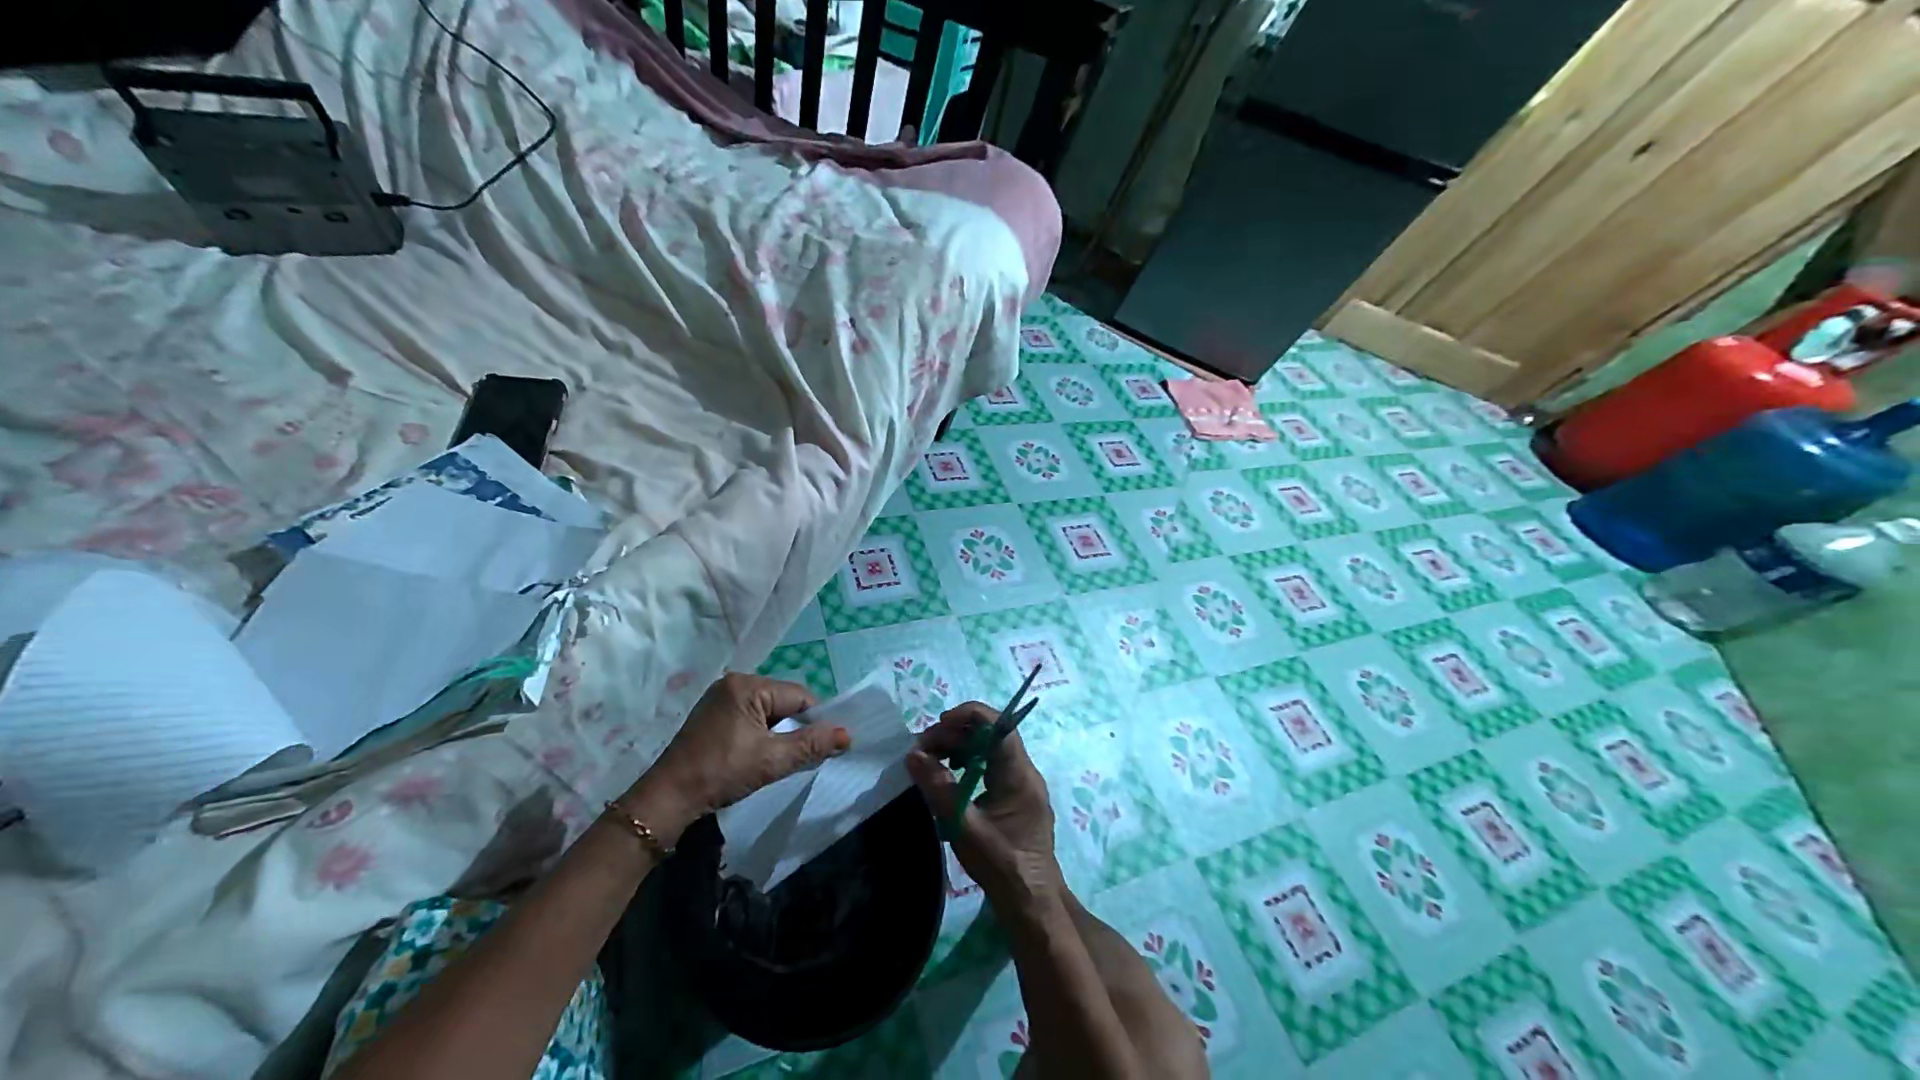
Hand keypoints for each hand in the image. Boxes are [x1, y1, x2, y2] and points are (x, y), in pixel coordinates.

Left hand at [624, 674, 848, 844]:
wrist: (668, 797)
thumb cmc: (720, 773)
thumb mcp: (771, 761)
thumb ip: (811, 745)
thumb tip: (848, 735)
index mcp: (747, 685)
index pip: (798, 696)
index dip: (814, 721)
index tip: (819, 747)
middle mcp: (733, 682)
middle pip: (783, 701)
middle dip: (794, 727)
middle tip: (794, 756)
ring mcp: (720, 697)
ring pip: (768, 710)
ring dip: (777, 732)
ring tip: (774, 758)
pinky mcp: (712, 713)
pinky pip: (750, 715)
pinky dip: (760, 733)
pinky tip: (755, 754)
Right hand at [905, 702, 1060, 903]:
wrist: (1031, 902)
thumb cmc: (1000, 865)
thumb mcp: (964, 827)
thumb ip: (939, 788)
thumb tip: (914, 755)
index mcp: (1019, 775)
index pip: (999, 724)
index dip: (968, 716)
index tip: (938, 726)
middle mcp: (1026, 773)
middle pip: (992, 735)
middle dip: (956, 734)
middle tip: (924, 750)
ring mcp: (1024, 785)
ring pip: (991, 750)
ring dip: (960, 749)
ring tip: (932, 762)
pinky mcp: (1017, 798)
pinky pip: (993, 767)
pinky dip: (969, 765)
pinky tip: (950, 779)